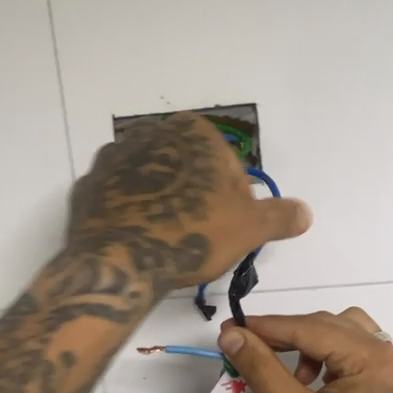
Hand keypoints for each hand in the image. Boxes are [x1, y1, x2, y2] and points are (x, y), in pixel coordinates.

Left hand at [68, 113, 309, 290]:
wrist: (120, 261)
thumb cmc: (193, 234)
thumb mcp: (250, 227)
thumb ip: (279, 216)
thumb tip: (304, 213)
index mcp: (193, 131)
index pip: (225, 163)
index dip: (234, 197)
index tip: (231, 226)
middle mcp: (150, 133)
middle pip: (186, 168)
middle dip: (196, 195)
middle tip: (202, 235)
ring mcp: (113, 158)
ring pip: (151, 180)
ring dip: (162, 201)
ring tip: (169, 240)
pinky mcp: (87, 186)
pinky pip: (119, 197)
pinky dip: (130, 213)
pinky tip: (141, 239)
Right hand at [217, 308, 392, 392]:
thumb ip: (263, 370)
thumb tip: (232, 334)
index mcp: (377, 360)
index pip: (312, 328)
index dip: (267, 326)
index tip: (230, 327)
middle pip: (330, 326)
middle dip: (286, 336)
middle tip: (247, 348)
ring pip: (343, 335)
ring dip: (308, 346)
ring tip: (286, 376)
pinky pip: (355, 356)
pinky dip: (327, 360)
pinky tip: (310, 385)